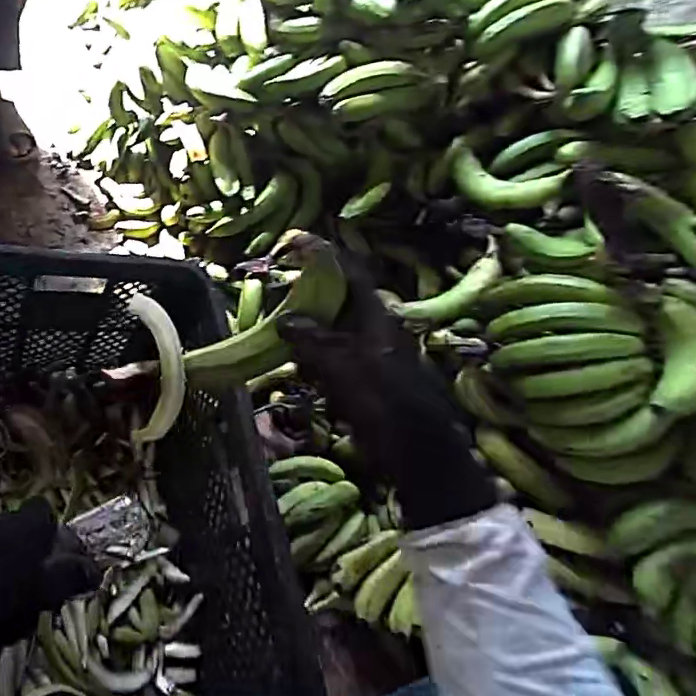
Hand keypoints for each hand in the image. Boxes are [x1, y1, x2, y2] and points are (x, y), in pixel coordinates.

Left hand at [0, 499, 98, 695]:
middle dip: (30, 546)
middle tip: (35, 579)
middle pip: (19, 524)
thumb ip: (67, 577)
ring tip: (5, 590)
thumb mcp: (37, 600)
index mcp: (19, 529)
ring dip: (4, 556)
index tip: (59, 561)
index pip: (44, 512)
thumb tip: (93, 568)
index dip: (54, 533)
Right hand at [277, 255, 497, 529]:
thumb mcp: (346, 368)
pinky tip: (296, 364)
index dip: (323, 254)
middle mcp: (374, 329)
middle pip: (338, 298)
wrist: (418, 454)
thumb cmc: (385, 404)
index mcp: (376, 317)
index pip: (349, 272)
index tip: (294, 240)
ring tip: (278, 326)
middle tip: (278, 287)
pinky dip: (312, 355)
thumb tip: (285, 319)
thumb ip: (315, 341)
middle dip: (308, 290)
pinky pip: (332, 357)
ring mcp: (369, 355)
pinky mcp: (363, 379)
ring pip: (333, 328)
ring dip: (307, 325)